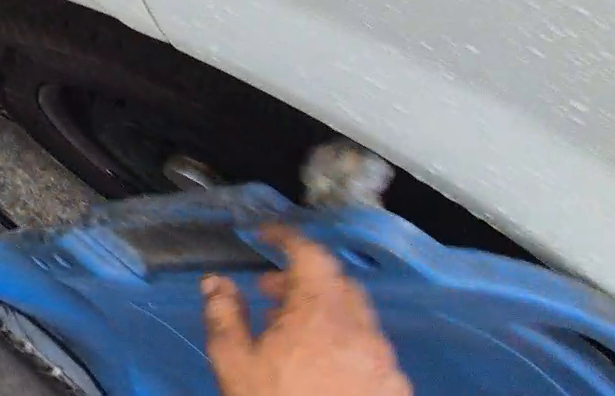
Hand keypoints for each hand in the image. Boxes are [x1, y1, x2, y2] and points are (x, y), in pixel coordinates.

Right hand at [202, 226, 413, 395]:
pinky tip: (317, 364)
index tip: (263, 235)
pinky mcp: (396, 394)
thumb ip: (224, 313)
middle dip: (303, 276)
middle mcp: (362, 334)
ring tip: (289, 330)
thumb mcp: (232, 360)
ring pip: (358, 318)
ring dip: (323, 309)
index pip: (313, 257)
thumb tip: (218, 282)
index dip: (288, 238)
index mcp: (320, 316)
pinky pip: (370, 350)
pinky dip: (342, 339)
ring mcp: (386, 367)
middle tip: (269, 290)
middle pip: (340, 284)